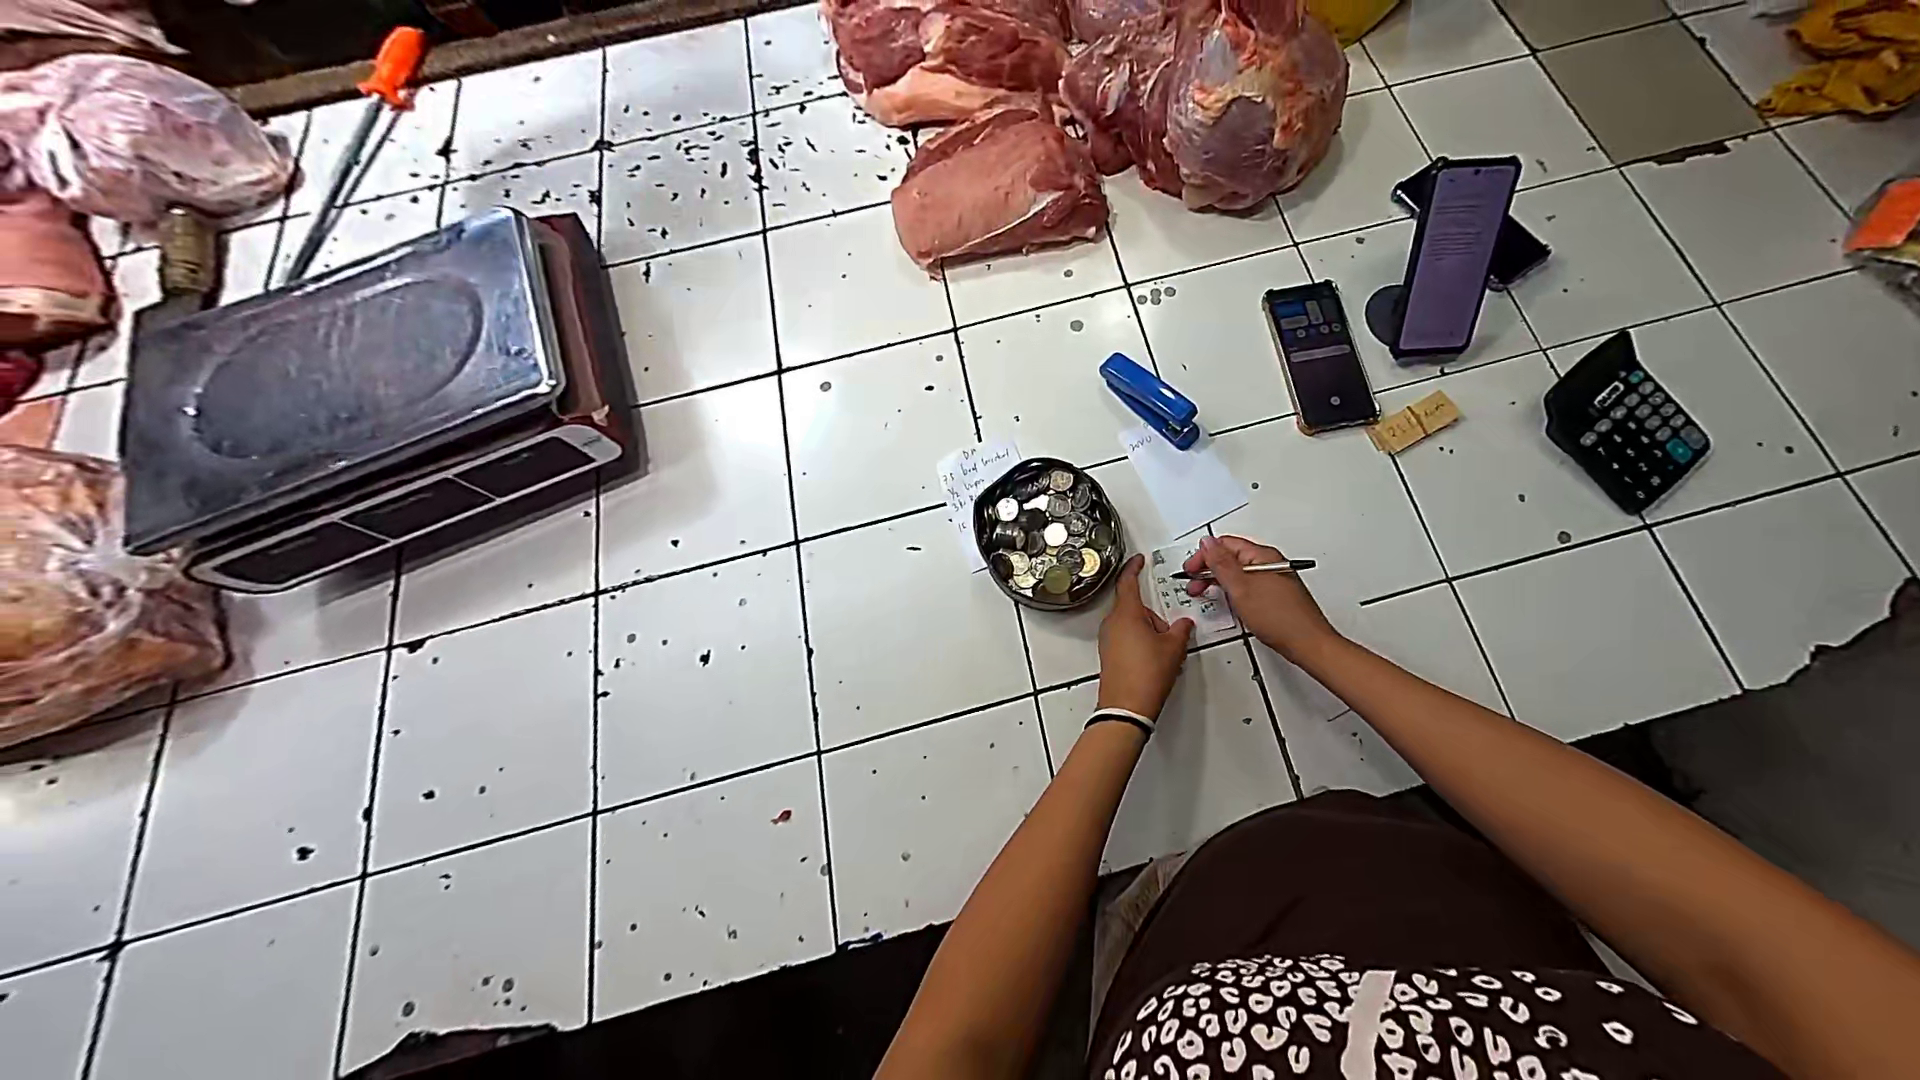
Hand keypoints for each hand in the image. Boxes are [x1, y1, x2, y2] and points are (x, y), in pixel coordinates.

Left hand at [1096, 554, 1193, 718]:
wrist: (1127, 706)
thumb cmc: (1145, 675)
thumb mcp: (1173, 647)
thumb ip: (1181, 629)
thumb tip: (1183, 624)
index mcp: (1126, 614)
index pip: (1127, 582)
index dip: (1134, 568)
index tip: (1138, 559)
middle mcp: (1112, 623)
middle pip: (1134, 607)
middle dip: (1154, 616)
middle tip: (1169, 633)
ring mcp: (1108, 639)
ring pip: (1131, 624)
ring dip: (1148, 631)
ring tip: (1162, 652)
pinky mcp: (1109, 653)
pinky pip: (1126, 638)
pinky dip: (1140, 643)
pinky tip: (1153, 660)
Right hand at [1184, 535, 1339, 660]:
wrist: (1307, 644)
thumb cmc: (1282, 618)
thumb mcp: (1240, 588)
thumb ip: (1221, 563)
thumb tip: (1207, 543)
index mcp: (1262, 556)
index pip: (1224, 544)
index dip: (1203, 556)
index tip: (1191, 570)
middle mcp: (1268, 564)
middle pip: (1229, 557)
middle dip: (1207, 569)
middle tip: (1194, 582)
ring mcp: (1271, 580)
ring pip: (1236, 572)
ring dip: (1216, 580)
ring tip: (1204, 592)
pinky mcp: (1271, 595)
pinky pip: (1244, 585)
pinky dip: (1230, 591)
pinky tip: (1226, 600)